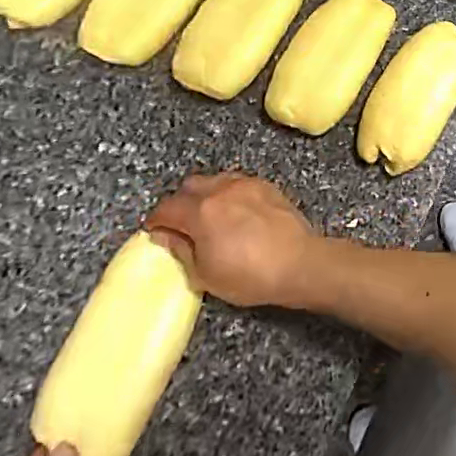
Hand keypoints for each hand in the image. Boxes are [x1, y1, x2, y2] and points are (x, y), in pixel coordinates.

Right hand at [143, 173, 320, 308]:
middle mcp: (222, 190)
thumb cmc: (250, 276)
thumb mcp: (205, 274)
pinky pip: (238, 182)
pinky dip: (229, 193)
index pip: (167, 208)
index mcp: (201, 211)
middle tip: (182, 225)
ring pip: (215, 180)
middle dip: (180, 203)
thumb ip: (181, 250)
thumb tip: (165, 235)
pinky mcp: (267, 186)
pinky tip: (235, 211)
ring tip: (210, 217)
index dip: (157, 221)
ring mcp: (247, 185)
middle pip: (189, 187)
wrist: (299, 263)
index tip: (156, 231)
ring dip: (205, 194)